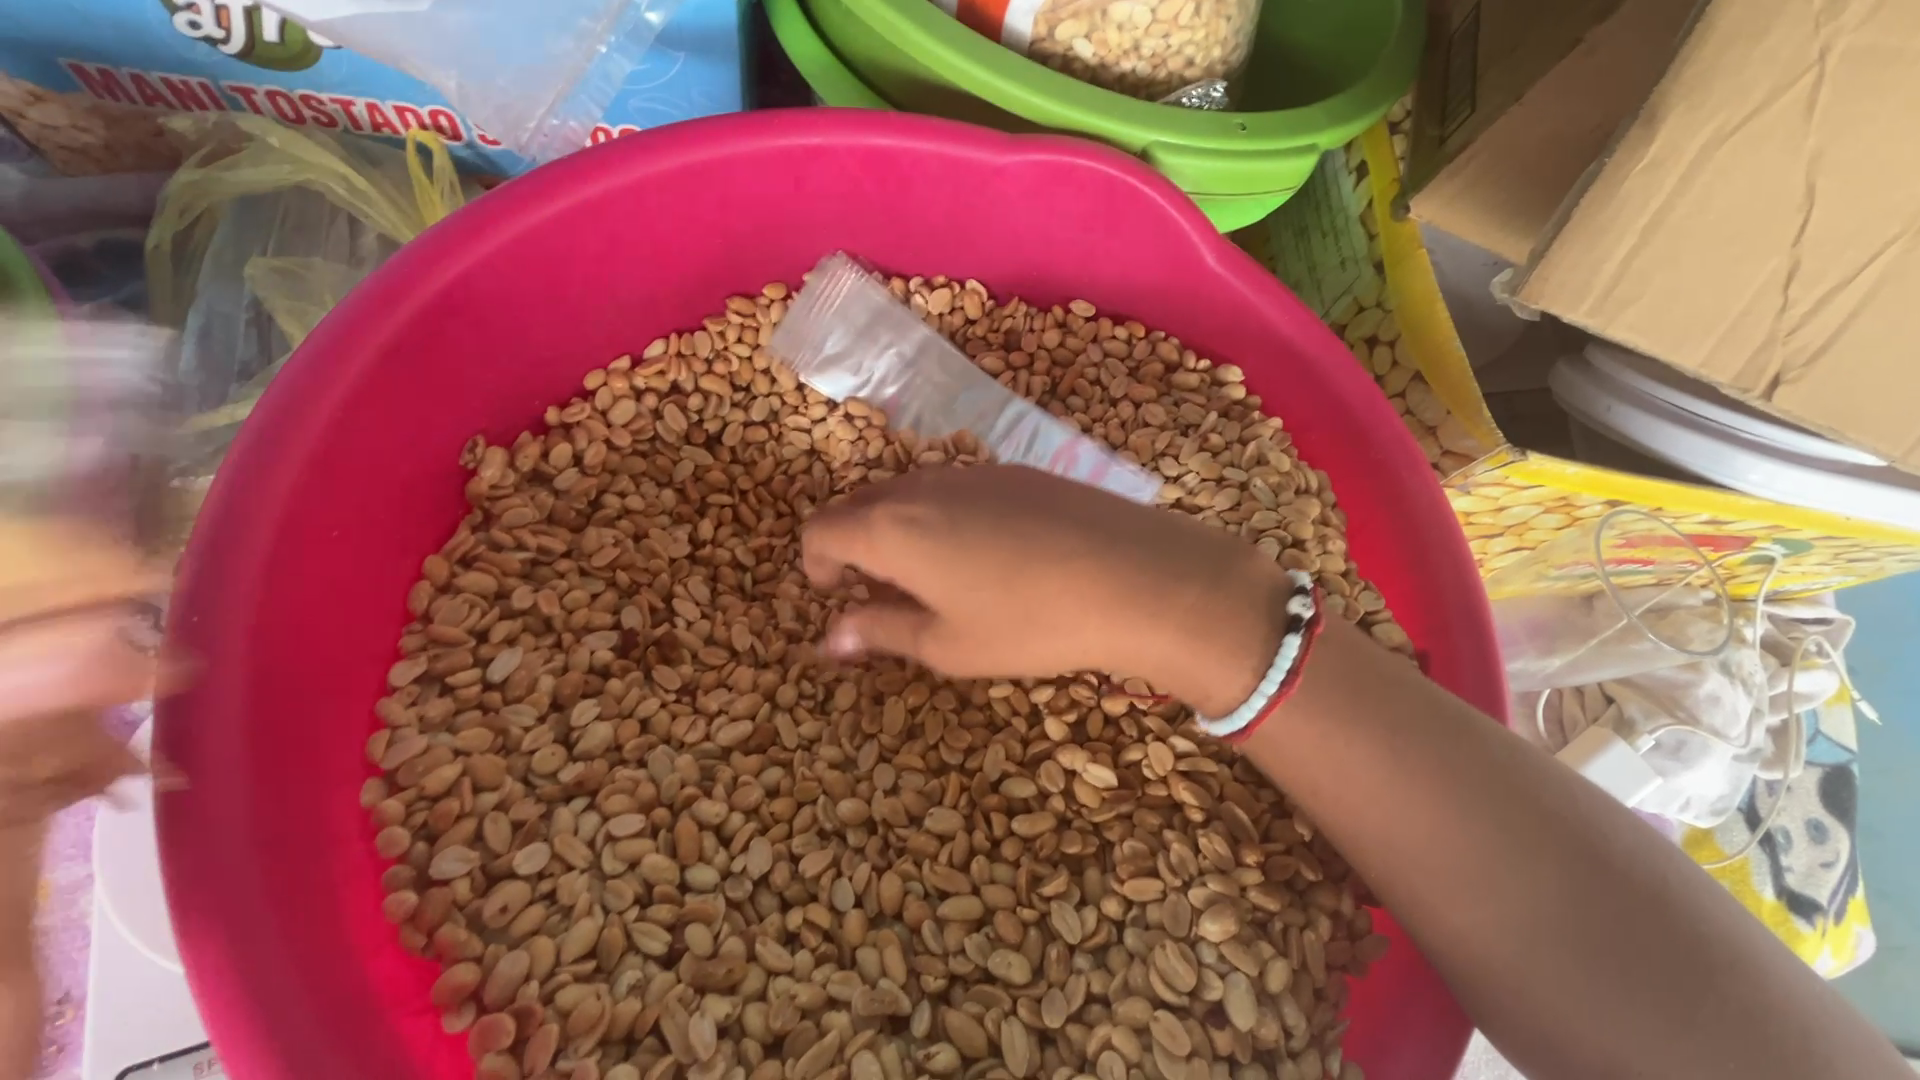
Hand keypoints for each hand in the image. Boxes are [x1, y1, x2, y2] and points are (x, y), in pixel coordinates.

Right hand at [801, 464, 1290, 714]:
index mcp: (891, 528)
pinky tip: (986, 553)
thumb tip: (830, 638)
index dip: (815, 564)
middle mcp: (921, 485)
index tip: (836, 595)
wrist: (1135, 576)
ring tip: (934, 576)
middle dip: (853, 545)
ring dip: (898, 528)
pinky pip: (954, 485)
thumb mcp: (947, 644)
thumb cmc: (1028, 623)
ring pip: (908, 491)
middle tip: (879, 591)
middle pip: (860, 504)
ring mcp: (971, 470)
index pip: (821, 529)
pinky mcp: (1014, 469)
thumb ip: (880, 631)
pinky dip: (942, 514)